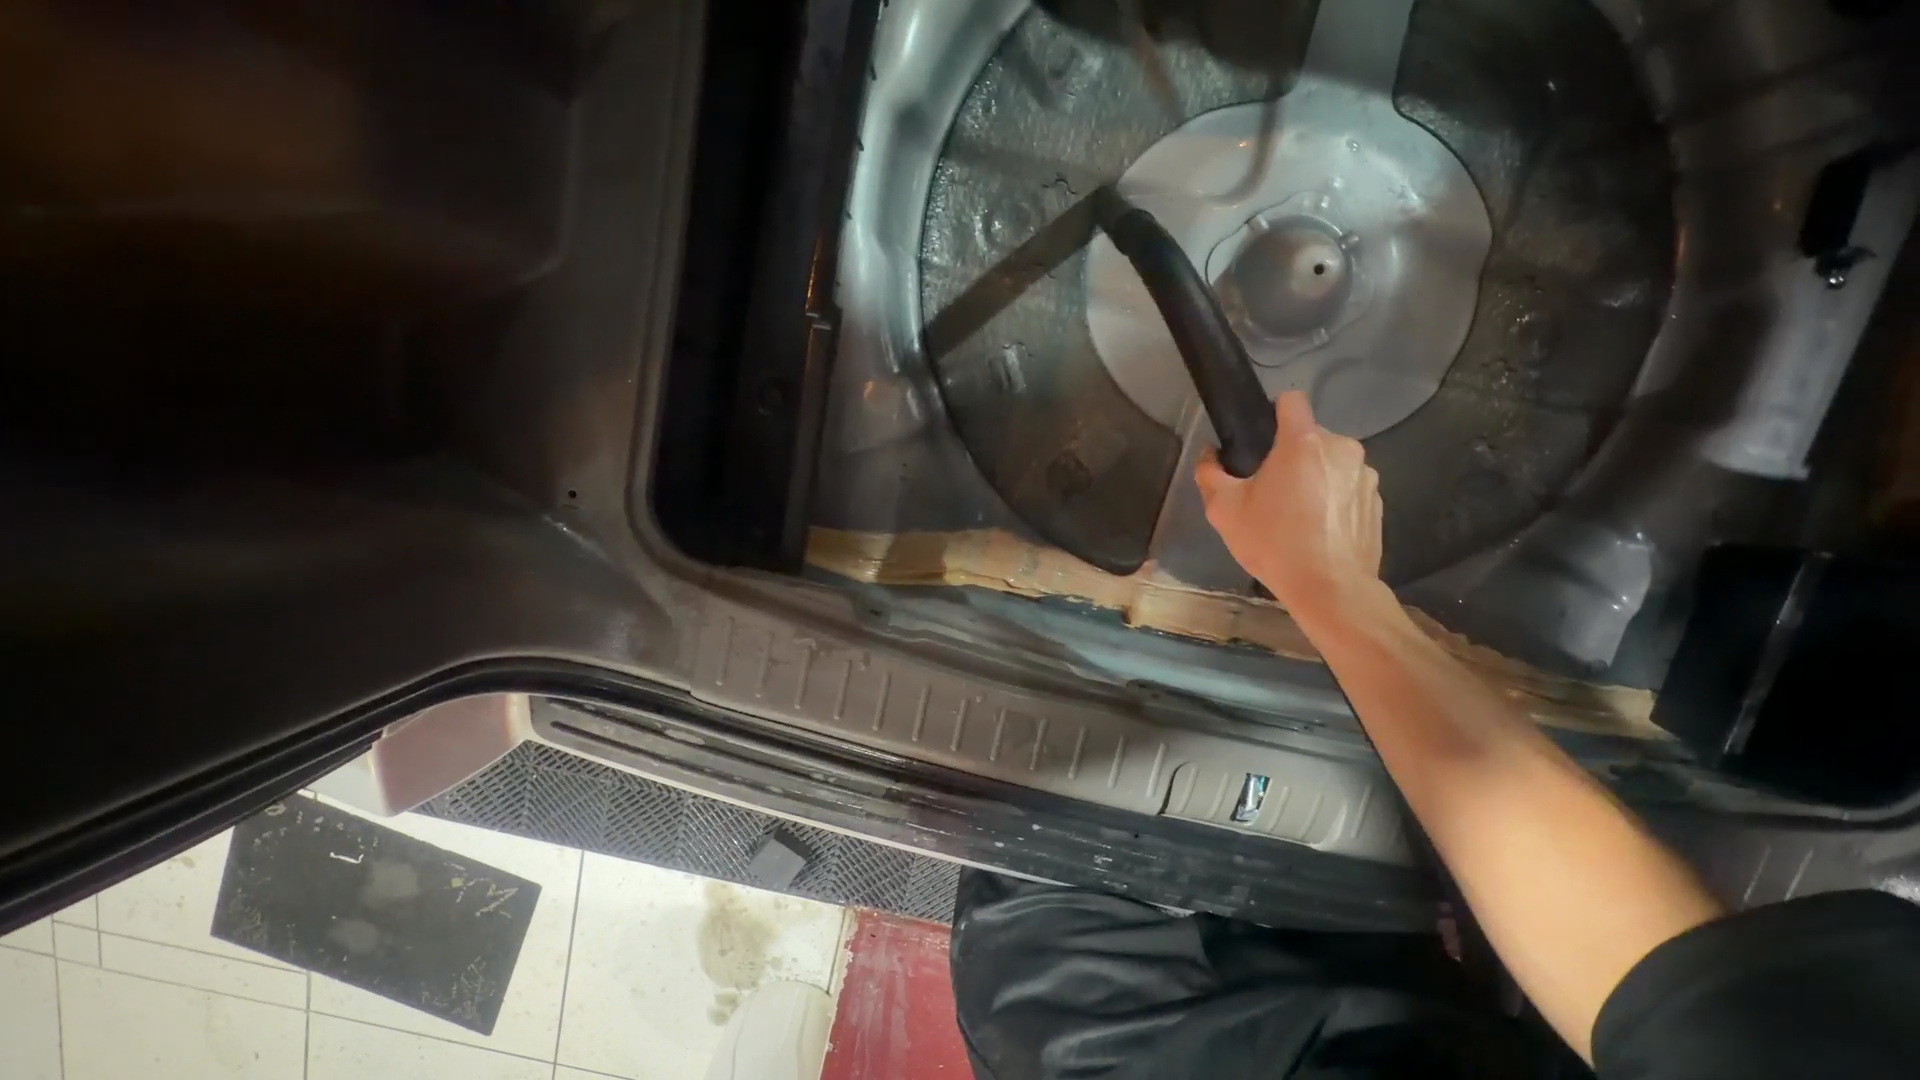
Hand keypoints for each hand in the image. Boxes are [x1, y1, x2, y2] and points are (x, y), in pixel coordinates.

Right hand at [1194, 390, 1383, 615]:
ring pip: (1331, 463)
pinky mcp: (1377, 502)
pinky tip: (1320, 531)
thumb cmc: (1274, 542)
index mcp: (1303, 442)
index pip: (1292, 400)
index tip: (1261, 439)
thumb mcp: (1224, 510)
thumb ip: (1210, 474)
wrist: (1330, 588)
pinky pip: (1348, 489)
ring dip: (1315, 478)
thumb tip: (1210, 456)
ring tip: (1298, 515)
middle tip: (1271, 491)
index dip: (1273, 412)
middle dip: (1292, 456)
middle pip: (1310, 437)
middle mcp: (1341, 448)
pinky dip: (1334, 501)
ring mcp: (1364, 475)